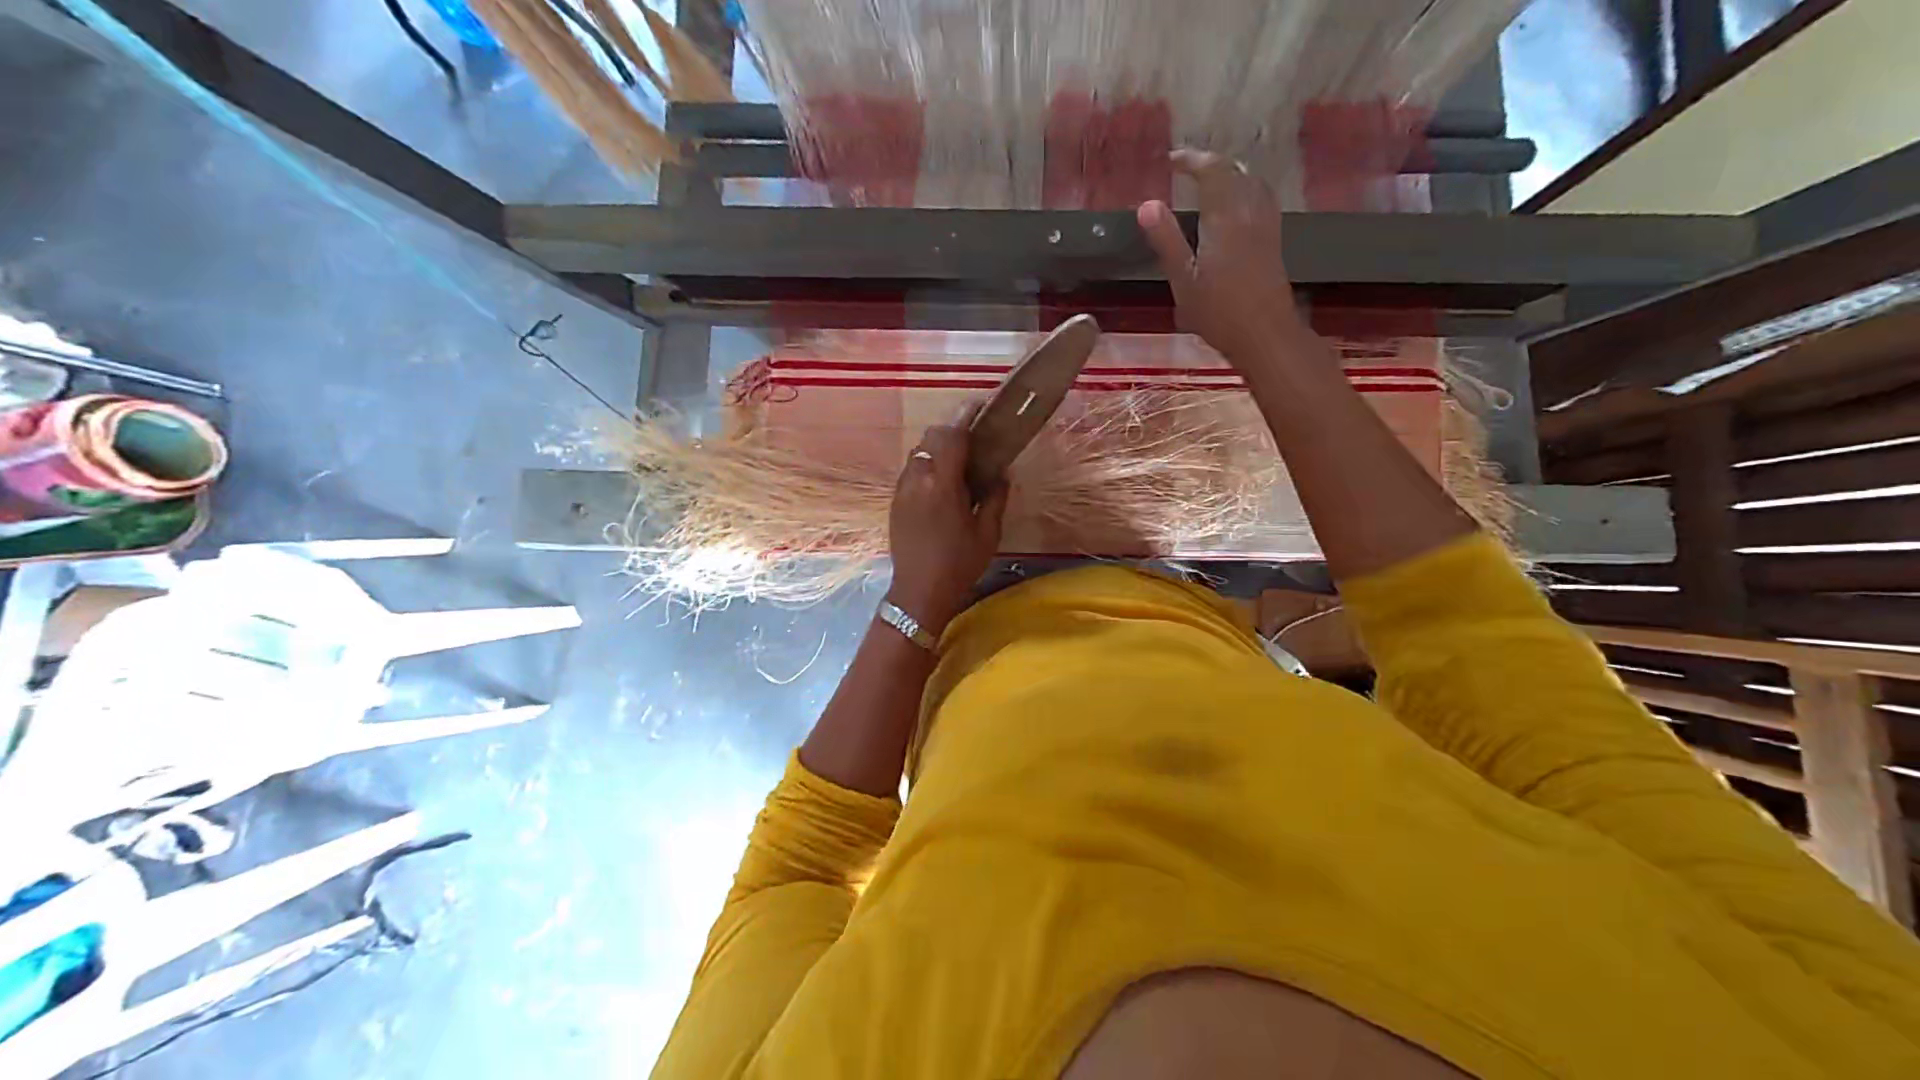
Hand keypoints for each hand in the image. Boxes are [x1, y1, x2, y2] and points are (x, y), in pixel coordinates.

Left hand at [887, 416, 1007, 634]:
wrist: (918, 592)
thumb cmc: (959, 564)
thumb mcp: (988, 533)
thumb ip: (995, 497)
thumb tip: (1000, 473)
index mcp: (942, 484)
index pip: (951, 434)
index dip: (965, 414)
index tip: (981, 406)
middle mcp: (917, 479)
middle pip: (931, 436)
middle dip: (952, 429)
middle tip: (974, 435)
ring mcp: (902, 489)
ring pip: (918, 452)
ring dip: (937, 446)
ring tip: (959, 458)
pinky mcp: (895, 501)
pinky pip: (911, 470)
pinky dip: (927, 464)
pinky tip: (942, 481)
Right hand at [1136, 148, 1312, 369]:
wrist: (1264, 333)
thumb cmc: (1218, 311)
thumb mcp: (1183, 280)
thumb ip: (1166, 240)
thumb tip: (1146, 205)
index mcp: (1225, 217)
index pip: (1212, 171)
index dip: (1192, 160)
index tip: (1172, 160)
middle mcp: (1250, 211)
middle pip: (1235, 171)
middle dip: (1211, 163)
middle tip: (1188, 168)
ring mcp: (1266, 224)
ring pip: (1252, 182)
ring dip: (1231, 174)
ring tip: (1210, 181)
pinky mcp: (1273, 240)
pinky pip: (1260, 198)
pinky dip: (1244, 190)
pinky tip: (1236, 205)